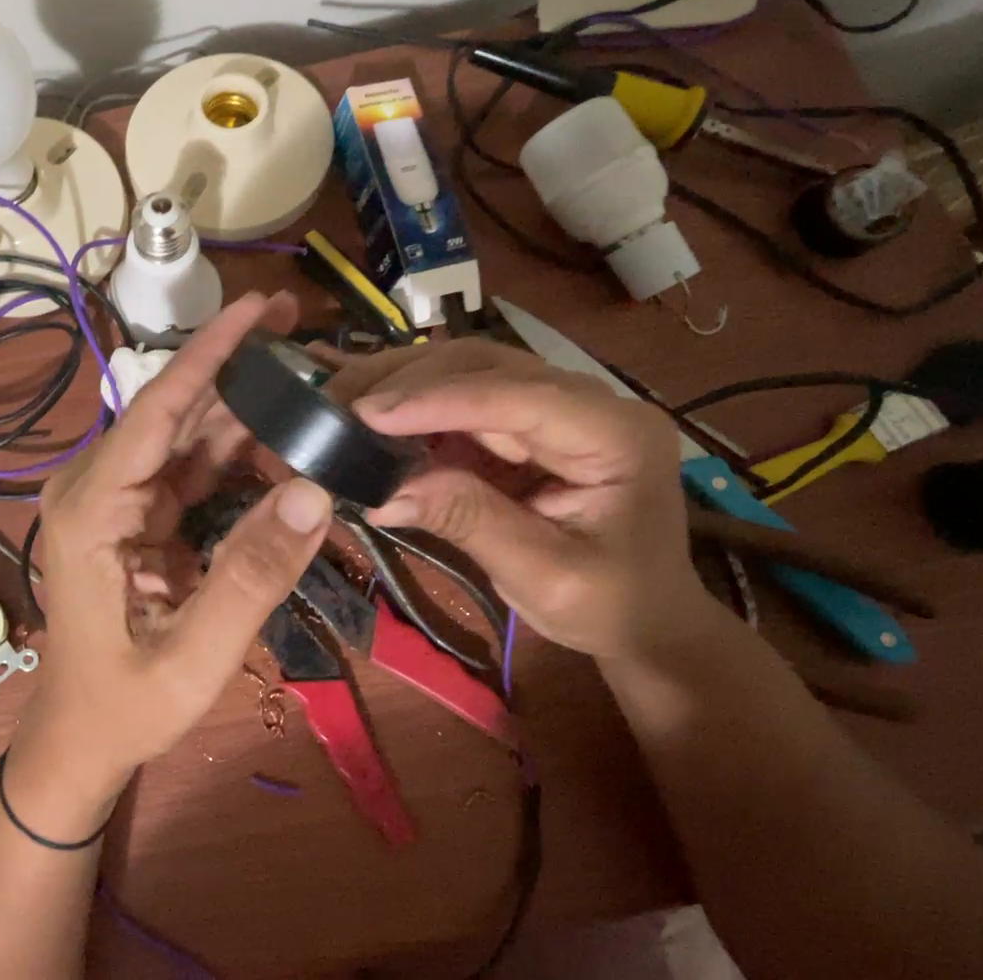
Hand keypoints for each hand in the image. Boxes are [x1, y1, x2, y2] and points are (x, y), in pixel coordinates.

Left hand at [14, 293, 334, 830]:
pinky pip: (193, 474)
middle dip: (242, 376)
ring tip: (315, 393)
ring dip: (247, 417)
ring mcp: (116, 501)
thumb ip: (251, 577)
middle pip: (177, 414)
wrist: (79, 738)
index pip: (157, 410)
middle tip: (312, 344)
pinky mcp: (135, 518)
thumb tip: (314, 489)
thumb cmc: (123, 704)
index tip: (261, 306)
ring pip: (189, 439)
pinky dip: (239, 460)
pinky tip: (286, 448)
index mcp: (92, 508)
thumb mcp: (193, 655)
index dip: (210, 353)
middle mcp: (97, 488)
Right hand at [324, 337, 709, 661]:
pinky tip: (367, 408)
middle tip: (337, 403)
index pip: (520, 397)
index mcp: (616, 437)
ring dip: (401, 381)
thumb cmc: (610, 605)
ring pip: (468, 369)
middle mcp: (589, 404)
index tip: (367, 413)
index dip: (439, 400)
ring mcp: (554, 408)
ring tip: (340, 400)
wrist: (644, 617)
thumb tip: (385, 493)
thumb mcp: (544, 576)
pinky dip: (410, 402)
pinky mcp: (522, 424)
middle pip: (489, 365)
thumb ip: (470, 522)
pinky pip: (459, 397)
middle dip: (409, 380)